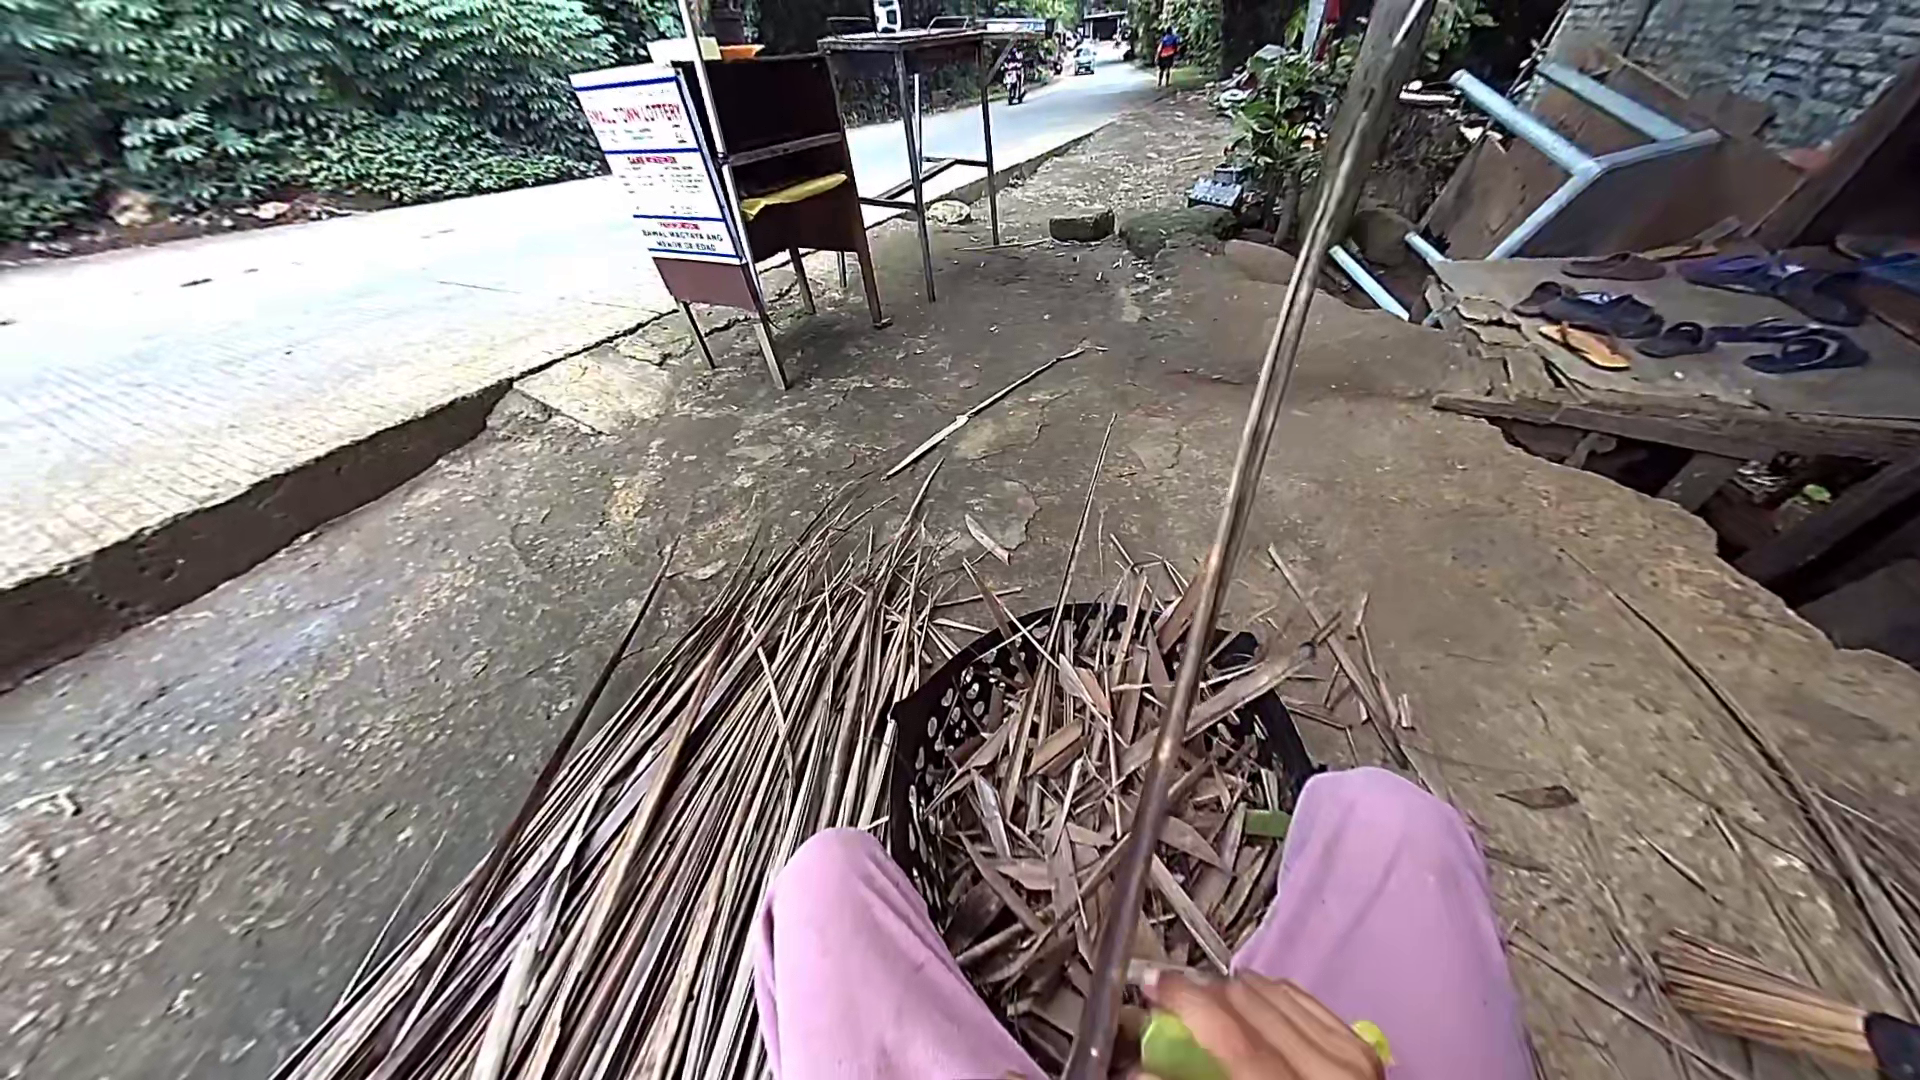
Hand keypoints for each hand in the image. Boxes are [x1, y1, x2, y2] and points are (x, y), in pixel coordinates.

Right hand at [1145, 971, 1384, 1079]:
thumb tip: (1137, 1067)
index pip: (1229, 1032)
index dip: (1182, 999)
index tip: (1150, 983)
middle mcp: (1327, 1072)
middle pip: (1242, 998)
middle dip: (1201, 995)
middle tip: (1176, 1009)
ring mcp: (1348, 1057)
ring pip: (1264, 986)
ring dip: (1230, 992)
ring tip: (1216, 1013)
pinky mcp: (1358, 1047)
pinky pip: (1293, 992)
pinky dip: (1264, 994)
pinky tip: (1253, 1012)